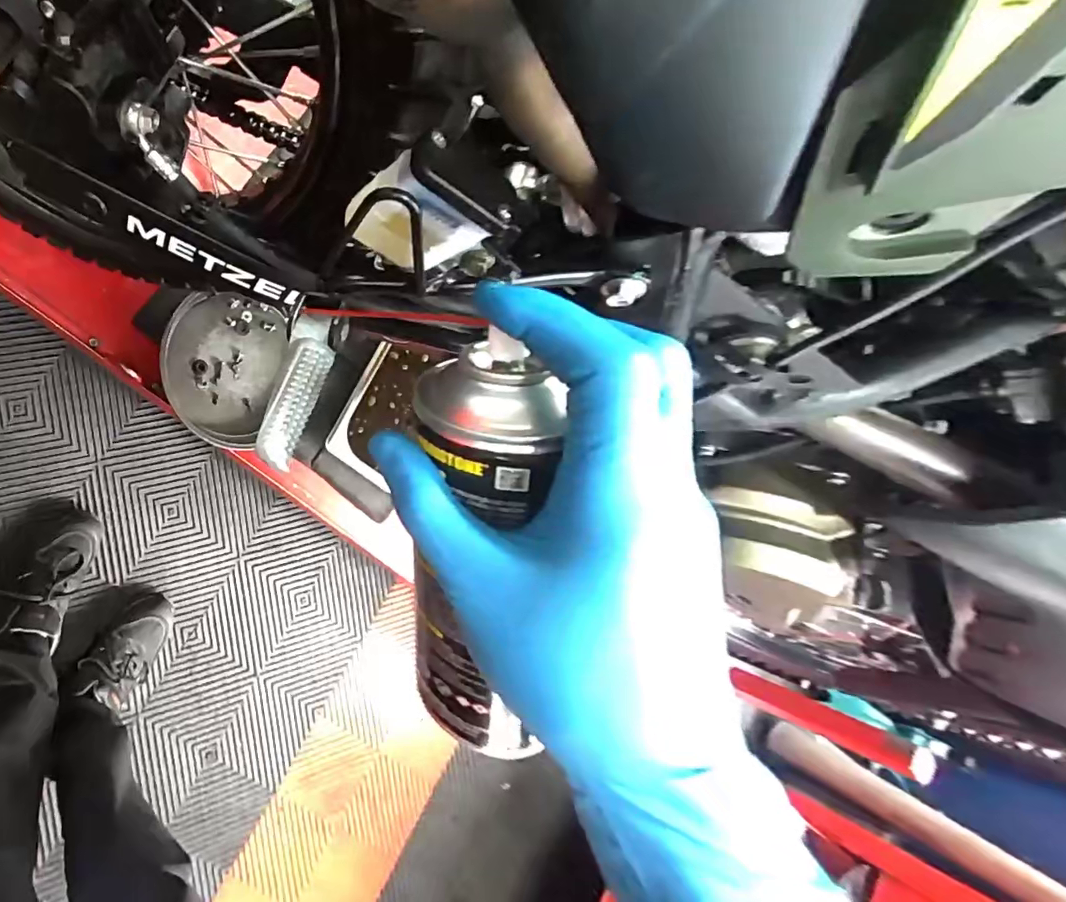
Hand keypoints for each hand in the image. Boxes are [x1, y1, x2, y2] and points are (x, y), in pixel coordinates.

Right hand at [371, 284, 744, 780]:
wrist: (658, 763)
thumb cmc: (569, 672)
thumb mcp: (476, 580)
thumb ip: (424, 501)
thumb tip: (384, 442)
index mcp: (623, 488)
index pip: (610, 364)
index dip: (550, 317)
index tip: (491, 301)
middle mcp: (668, 483)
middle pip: (650, 364)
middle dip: (575, 328)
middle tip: (507, 331)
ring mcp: (681, 503)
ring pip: (652, 400)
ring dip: (584, 370)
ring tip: (513, 381)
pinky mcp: (674, 525)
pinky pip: (642, 441)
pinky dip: (592, 415)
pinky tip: (538, 451)